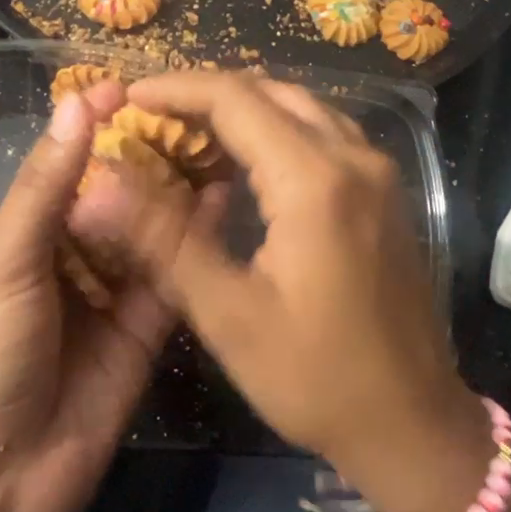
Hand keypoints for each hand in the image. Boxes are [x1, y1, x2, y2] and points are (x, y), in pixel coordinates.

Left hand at [0, 81, 218, 511]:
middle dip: (148, 156)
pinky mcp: (147, 331)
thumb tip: (77, 104)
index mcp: (24, 237)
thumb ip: (47, 189)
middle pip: (115, 197)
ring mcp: (112, 295)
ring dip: (176, 192)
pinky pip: (173, 277)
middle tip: (196, 108)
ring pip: (149, 232)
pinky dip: (194, 242)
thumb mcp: (6, 265)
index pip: (66, 168)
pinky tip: (223, 201)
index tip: (136, 84)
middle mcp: (70, 259)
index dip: (96, 128)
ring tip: (219, 142)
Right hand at [70, 73, 490, 511]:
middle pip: (273, 93)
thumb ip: (164, 239)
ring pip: (304, 109)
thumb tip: (98, 183)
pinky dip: (281, 130)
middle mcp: (355, 159)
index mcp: (315, 181)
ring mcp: (379, 175)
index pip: (237, 99)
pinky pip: (327, 135)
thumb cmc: (315, 377)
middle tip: (153, 114)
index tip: (128, 95)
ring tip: (190, 131)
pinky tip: (248, 162)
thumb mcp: (229, 314)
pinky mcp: (387, 195)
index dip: (177, 88)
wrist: (412, 422)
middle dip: (209, 93)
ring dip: (247, 108)